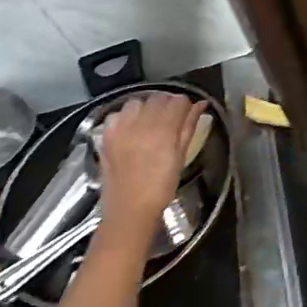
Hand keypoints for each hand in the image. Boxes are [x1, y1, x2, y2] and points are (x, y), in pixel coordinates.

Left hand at [94, 92, 207, 235]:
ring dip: (146, 108)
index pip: (178, 101)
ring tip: (149, 123)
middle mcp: (141, 124)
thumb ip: (189, 127)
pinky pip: (117, 114)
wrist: (129, 209)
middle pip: (158, 97)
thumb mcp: (181, 156)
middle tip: (170, 120)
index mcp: (164, 130)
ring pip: (137, 102)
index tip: (187, 114)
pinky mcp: (106, 135)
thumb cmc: (162, 187)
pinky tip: (131, 130)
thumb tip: (200, 105)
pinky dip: (125, 117)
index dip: (185, 105)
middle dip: (167, 104)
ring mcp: (121, 128)